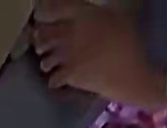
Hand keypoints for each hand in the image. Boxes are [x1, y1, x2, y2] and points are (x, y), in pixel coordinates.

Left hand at [32, 0, 165, 109]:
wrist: (127, 71)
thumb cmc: (127, 41)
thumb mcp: (116, 15)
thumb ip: (97, 12)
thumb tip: (85, 12)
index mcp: (84, 14)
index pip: (55, 8)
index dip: (44, 11)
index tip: (39, 15)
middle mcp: (72, 32)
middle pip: (44, 34)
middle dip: (40, 39)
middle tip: (41, 44)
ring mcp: (68, 55)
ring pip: (45, 58)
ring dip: (46, 61)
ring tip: (50, 63)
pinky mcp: (69, 75)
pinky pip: (51, 79)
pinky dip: (53, 80)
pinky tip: (58, 80)